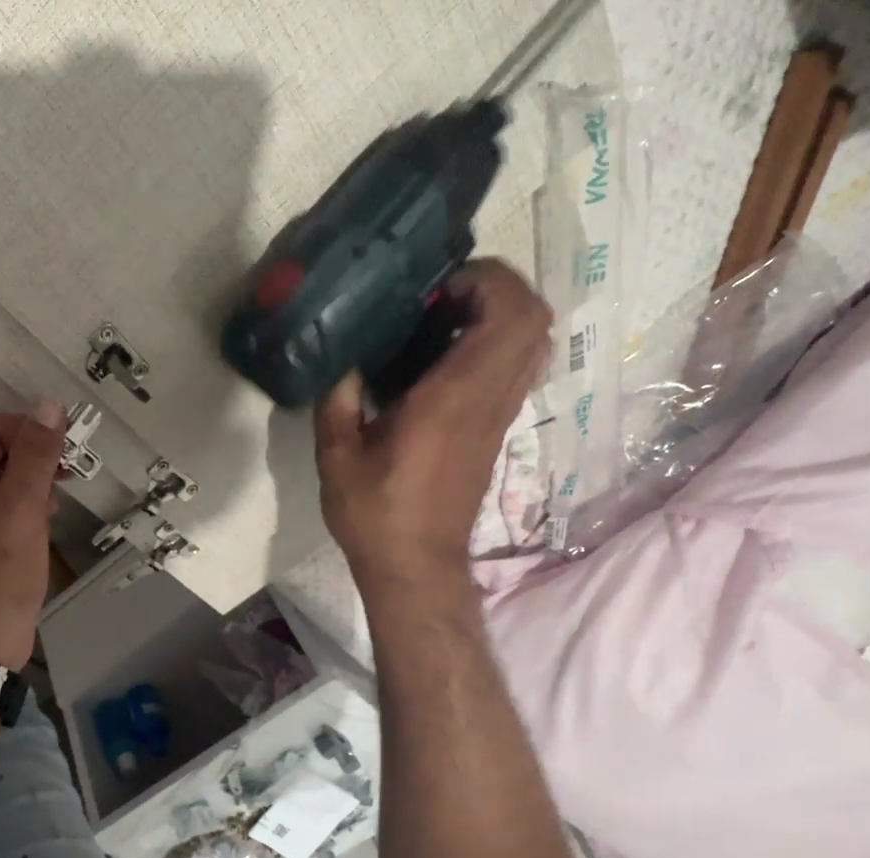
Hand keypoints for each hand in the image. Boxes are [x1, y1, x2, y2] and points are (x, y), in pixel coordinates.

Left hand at [0, 401, 66, 669]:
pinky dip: (29, 511)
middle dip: (35, 460)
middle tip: (67, 475)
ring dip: (36, 486)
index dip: (26, 429)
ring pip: (6, 484)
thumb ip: (35, 453)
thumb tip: (49, 405)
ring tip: (56, 506)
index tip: (63, 446)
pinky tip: (47, 525)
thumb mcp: (21, 504)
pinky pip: (6, 512)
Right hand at [315, 259, 549, 591]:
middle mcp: (489, 398)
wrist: (415, 565)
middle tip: (438, 295)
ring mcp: (499, 412)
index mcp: (453, 398)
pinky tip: (440, 355)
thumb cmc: (374, 513)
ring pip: (532, 339)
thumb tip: (340, 358)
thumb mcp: (336, 456)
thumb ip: (337, 399)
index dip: (485, 281)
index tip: (434, 286)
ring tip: (439, 318)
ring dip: (497, 313)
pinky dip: (493, 340)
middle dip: (495, 288)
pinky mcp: (496, 426)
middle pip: (534, 316)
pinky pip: (516, 364)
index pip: (508, 316)